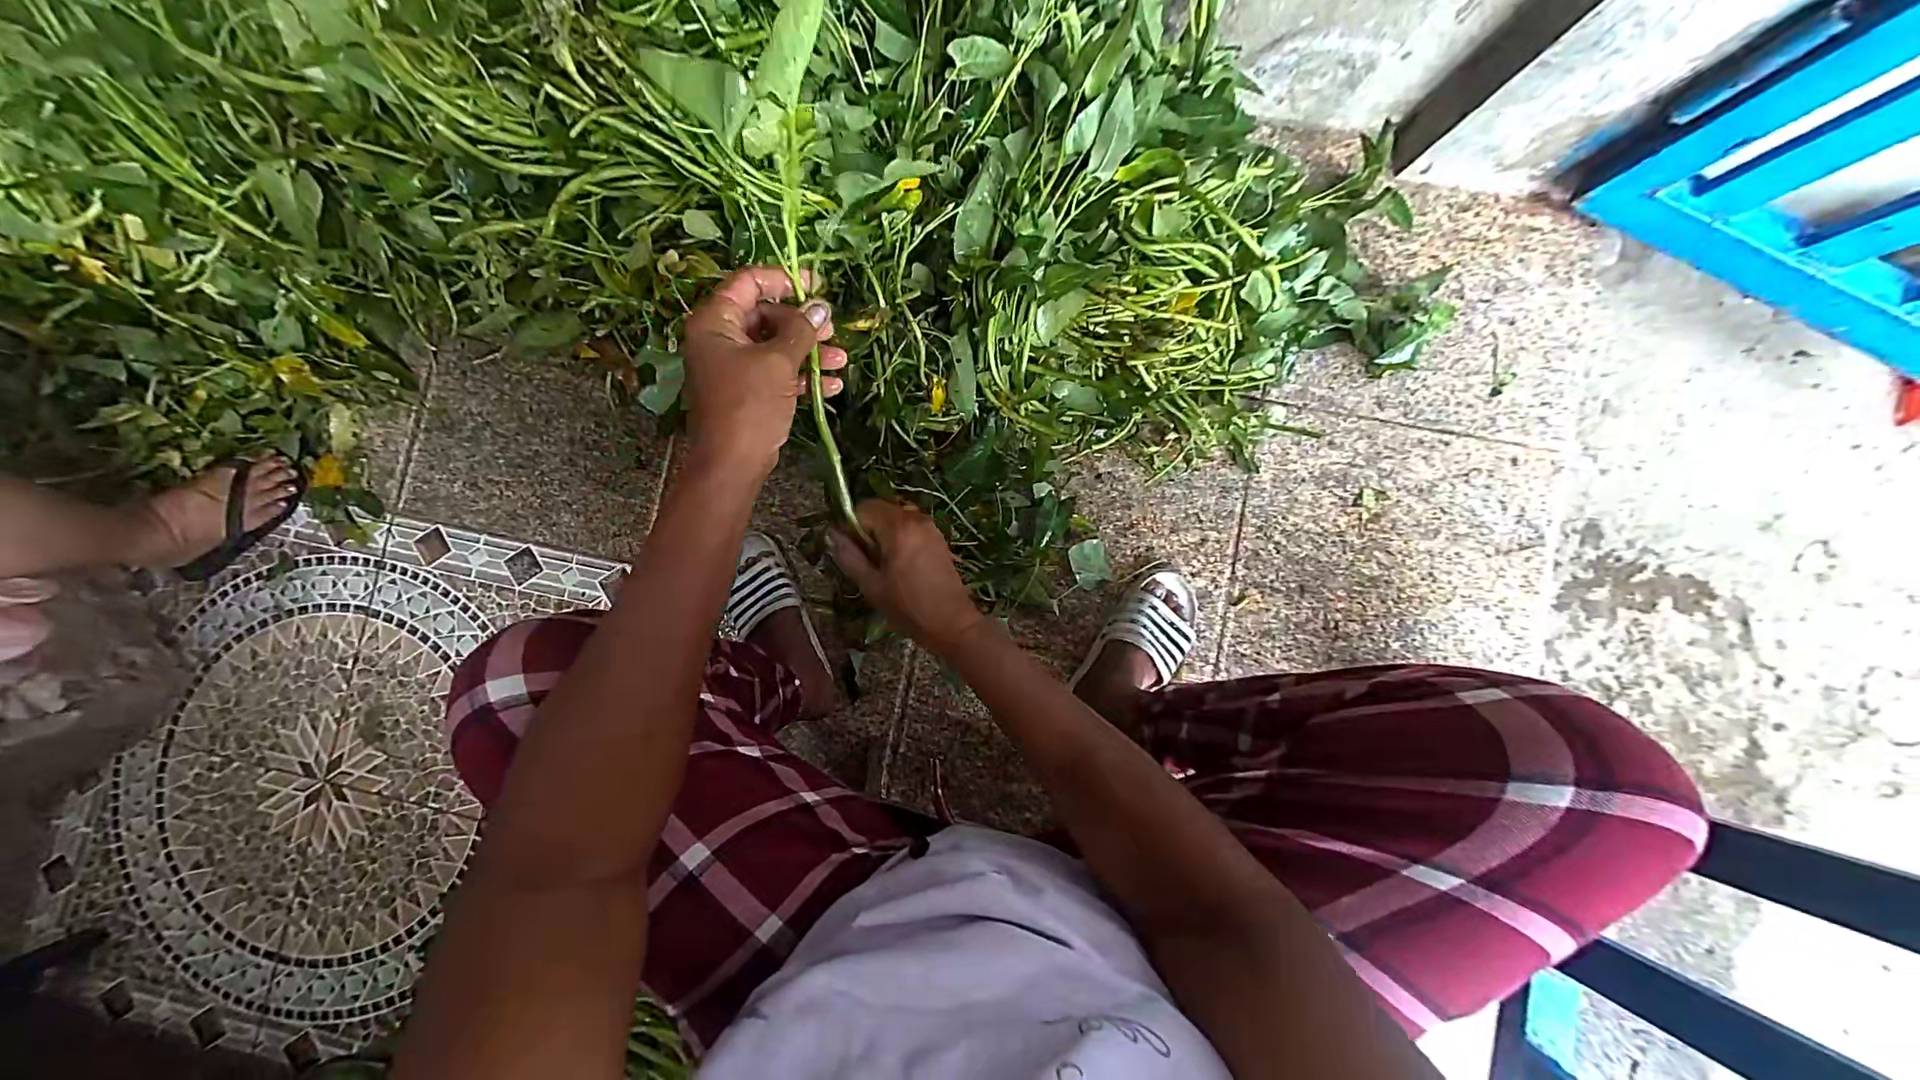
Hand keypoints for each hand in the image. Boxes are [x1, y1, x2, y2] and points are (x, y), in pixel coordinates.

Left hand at [680, 266, 848, 474]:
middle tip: (831, 330)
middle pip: (766, 315)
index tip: (817, 286)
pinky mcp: (748, 390)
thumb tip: (820, 308)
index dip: (784, 280)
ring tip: (840, 360)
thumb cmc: (749, 406)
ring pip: (775, 346)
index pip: (749, 282)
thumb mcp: (778, 363)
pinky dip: (802, 375)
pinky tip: (831, 385)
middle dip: (802, 323)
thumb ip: (800, 330)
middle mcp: (720, 338)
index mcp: (715, 321)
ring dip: (810, 351)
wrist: (733, 463)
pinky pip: (777, 372)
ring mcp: (733, 365)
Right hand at [828, 500, 984, 653]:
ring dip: (882, 532)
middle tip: (866, 558)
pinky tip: (900, 562)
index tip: (849, 549)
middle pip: (880, 508)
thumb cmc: (908, 607)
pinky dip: (899, 535)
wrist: (951, 623)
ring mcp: (930, 525)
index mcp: (899, 528)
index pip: (863, 508)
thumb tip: (832, 534)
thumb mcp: (871, 585)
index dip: (850, 525)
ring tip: (883, 562)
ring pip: (895, 516)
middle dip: (867, 528)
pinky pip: (910, 525)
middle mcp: (916, 518)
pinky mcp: (938, 536)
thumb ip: (848, 556)